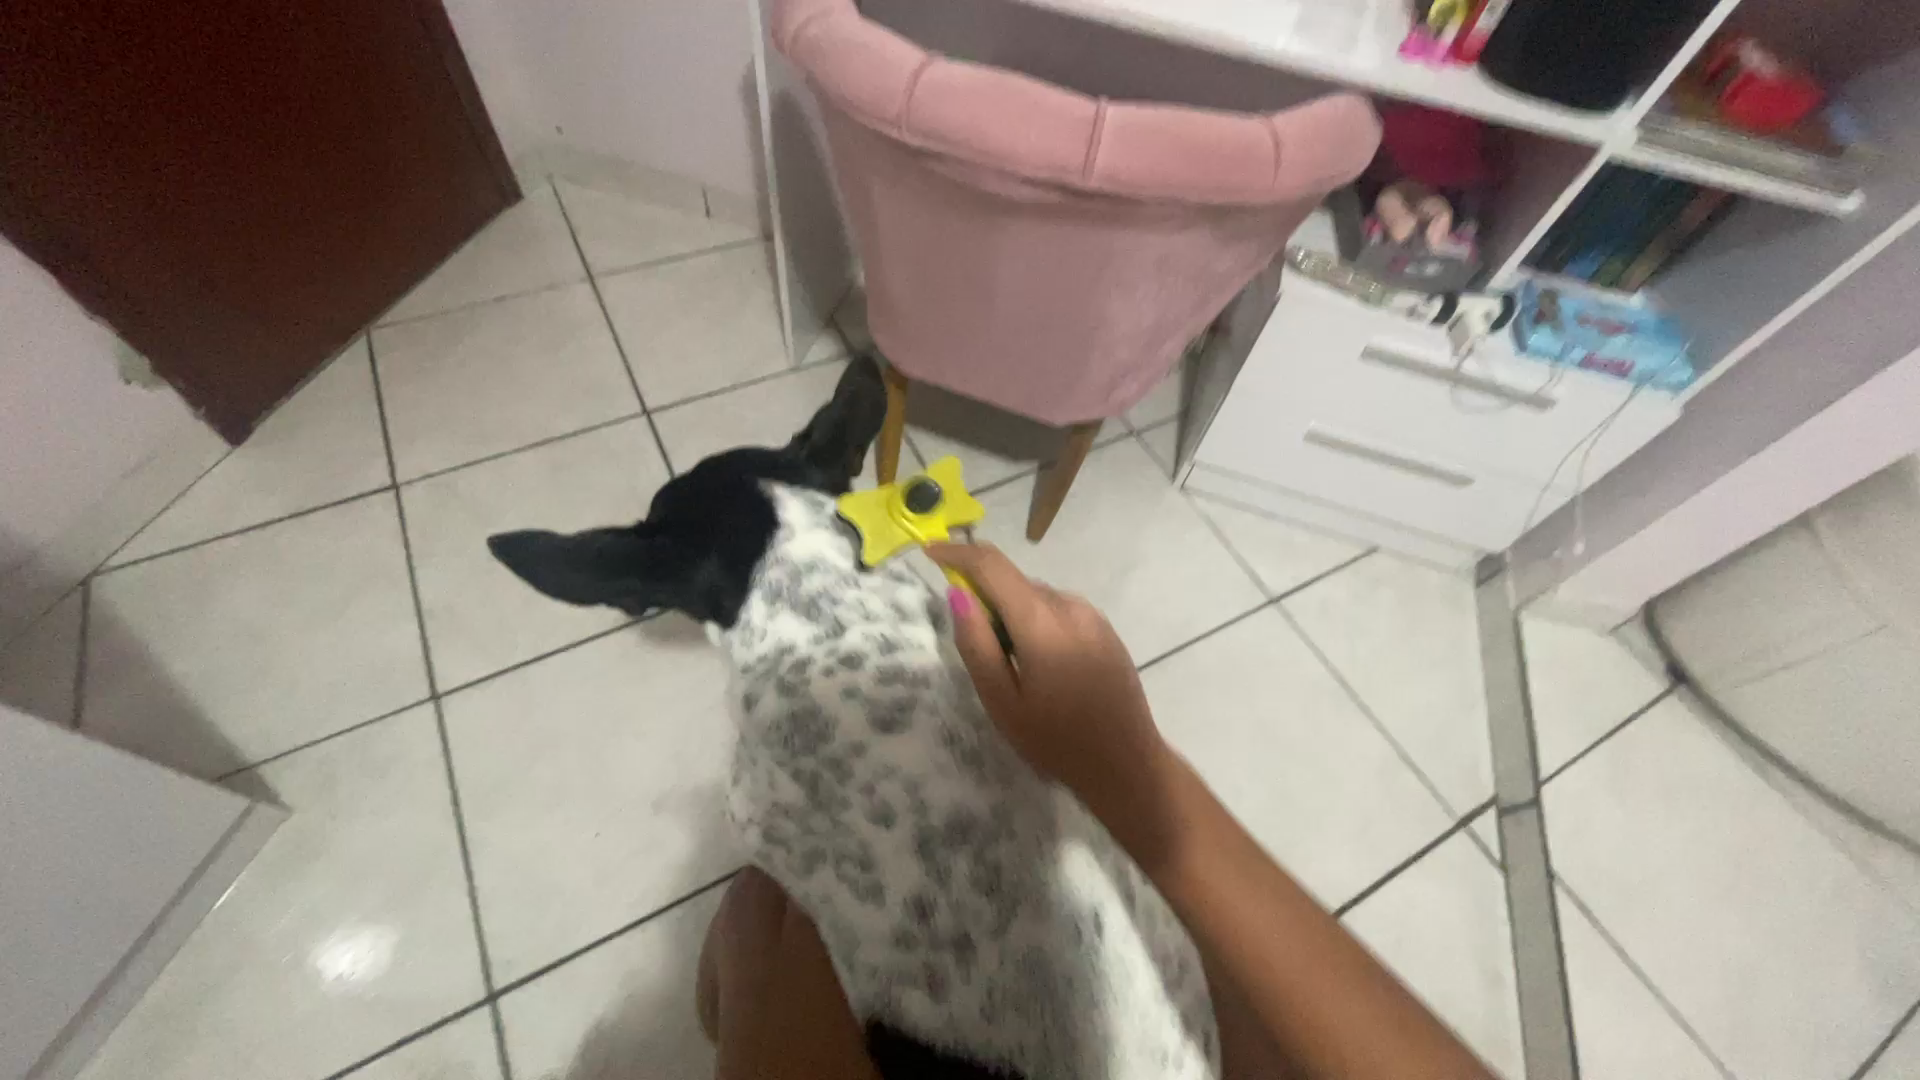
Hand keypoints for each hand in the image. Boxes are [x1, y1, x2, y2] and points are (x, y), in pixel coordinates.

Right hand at [927, 542, 1171, 817]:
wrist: (1126, 764)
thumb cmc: (1055, 741)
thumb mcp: (1002, 701)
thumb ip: (976, 644)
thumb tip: (956, 593)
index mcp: (1042, 620)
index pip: (992, 565)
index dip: (957, 552)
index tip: (930, 552)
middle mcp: (1070, 605)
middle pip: (1015, 582)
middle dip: (987, 599)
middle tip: (981, 651)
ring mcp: (1093, 615)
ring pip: (1037, 597)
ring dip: (1014, 614)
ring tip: (1017, 670)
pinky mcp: (1105, 629)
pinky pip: (1059, 610)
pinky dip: (1039, 622)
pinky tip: (1045, 668)